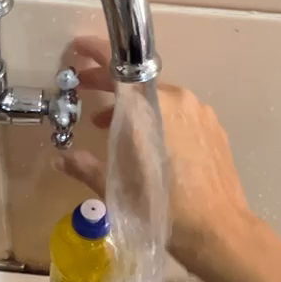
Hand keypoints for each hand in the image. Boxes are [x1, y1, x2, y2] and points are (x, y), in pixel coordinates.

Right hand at [56, 36, 256, 274]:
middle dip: (109, 86)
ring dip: (134, 108)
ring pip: (158, 99)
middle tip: (85, 91)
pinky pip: (178, 114)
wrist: (219, 232)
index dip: (95, 55)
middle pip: (138, 84)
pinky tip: (148, 142)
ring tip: (111, 127)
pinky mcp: (214, 129)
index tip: (78, 49)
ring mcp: (199, 113)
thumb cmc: (165, 211)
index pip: (118, 68)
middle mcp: (177, 101)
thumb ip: (86, 167)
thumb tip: (61, 159)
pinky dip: (158, 119)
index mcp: (150, 108)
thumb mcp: (118, 190)